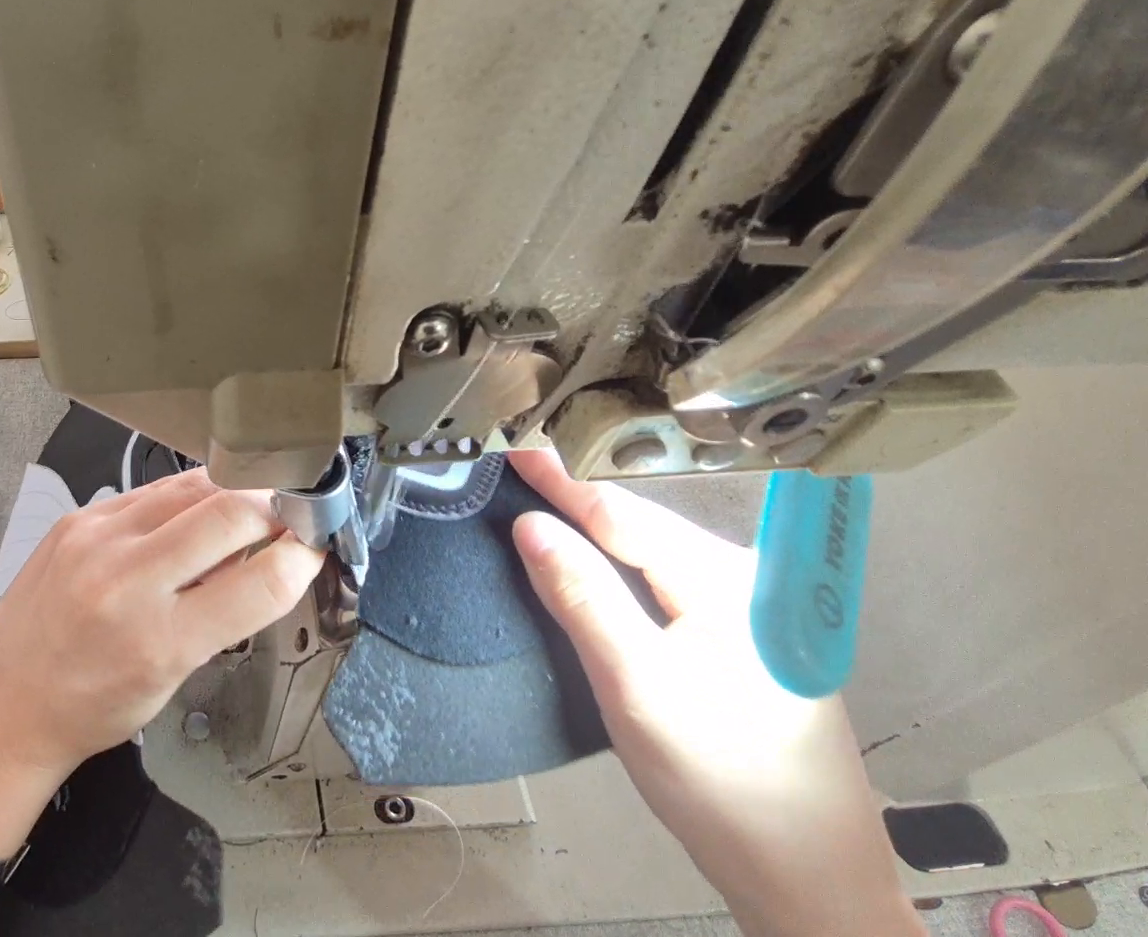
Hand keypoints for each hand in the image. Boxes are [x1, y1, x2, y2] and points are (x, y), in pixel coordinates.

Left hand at [0, 471, 321, 936]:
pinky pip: (151, 492)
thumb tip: (271, 557)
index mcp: (160, 640)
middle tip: (292, 513)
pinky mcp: (78, 518)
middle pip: (230, 512)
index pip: (260, 581)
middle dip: (275, 506)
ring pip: (193, 487)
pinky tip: (198, 509)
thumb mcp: (173, 680)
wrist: (5, 705)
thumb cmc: (93, 708)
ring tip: (252, 503)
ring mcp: (96, 538)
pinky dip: (187, 497)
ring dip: (234, 492)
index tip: (315, 546)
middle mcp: (126, 580)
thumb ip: (222, 615)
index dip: (302, 556)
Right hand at [507, 450, 921, 936]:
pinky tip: (603, 566)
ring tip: (551, 504)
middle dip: (581, 498)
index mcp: (728, 582)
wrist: (807, 876)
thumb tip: (532, 525)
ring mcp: (756, 615)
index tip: (517, 447)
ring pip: (660, 556)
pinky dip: (626, 568)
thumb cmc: (716, 779)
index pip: (623, 515)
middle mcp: (751, 584)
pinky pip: (672, 585)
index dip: (562, 481)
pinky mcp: (750, 644)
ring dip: (602, 532)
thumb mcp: (634, 685)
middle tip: (525, 469)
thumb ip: (583, 597)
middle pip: (645, 528)